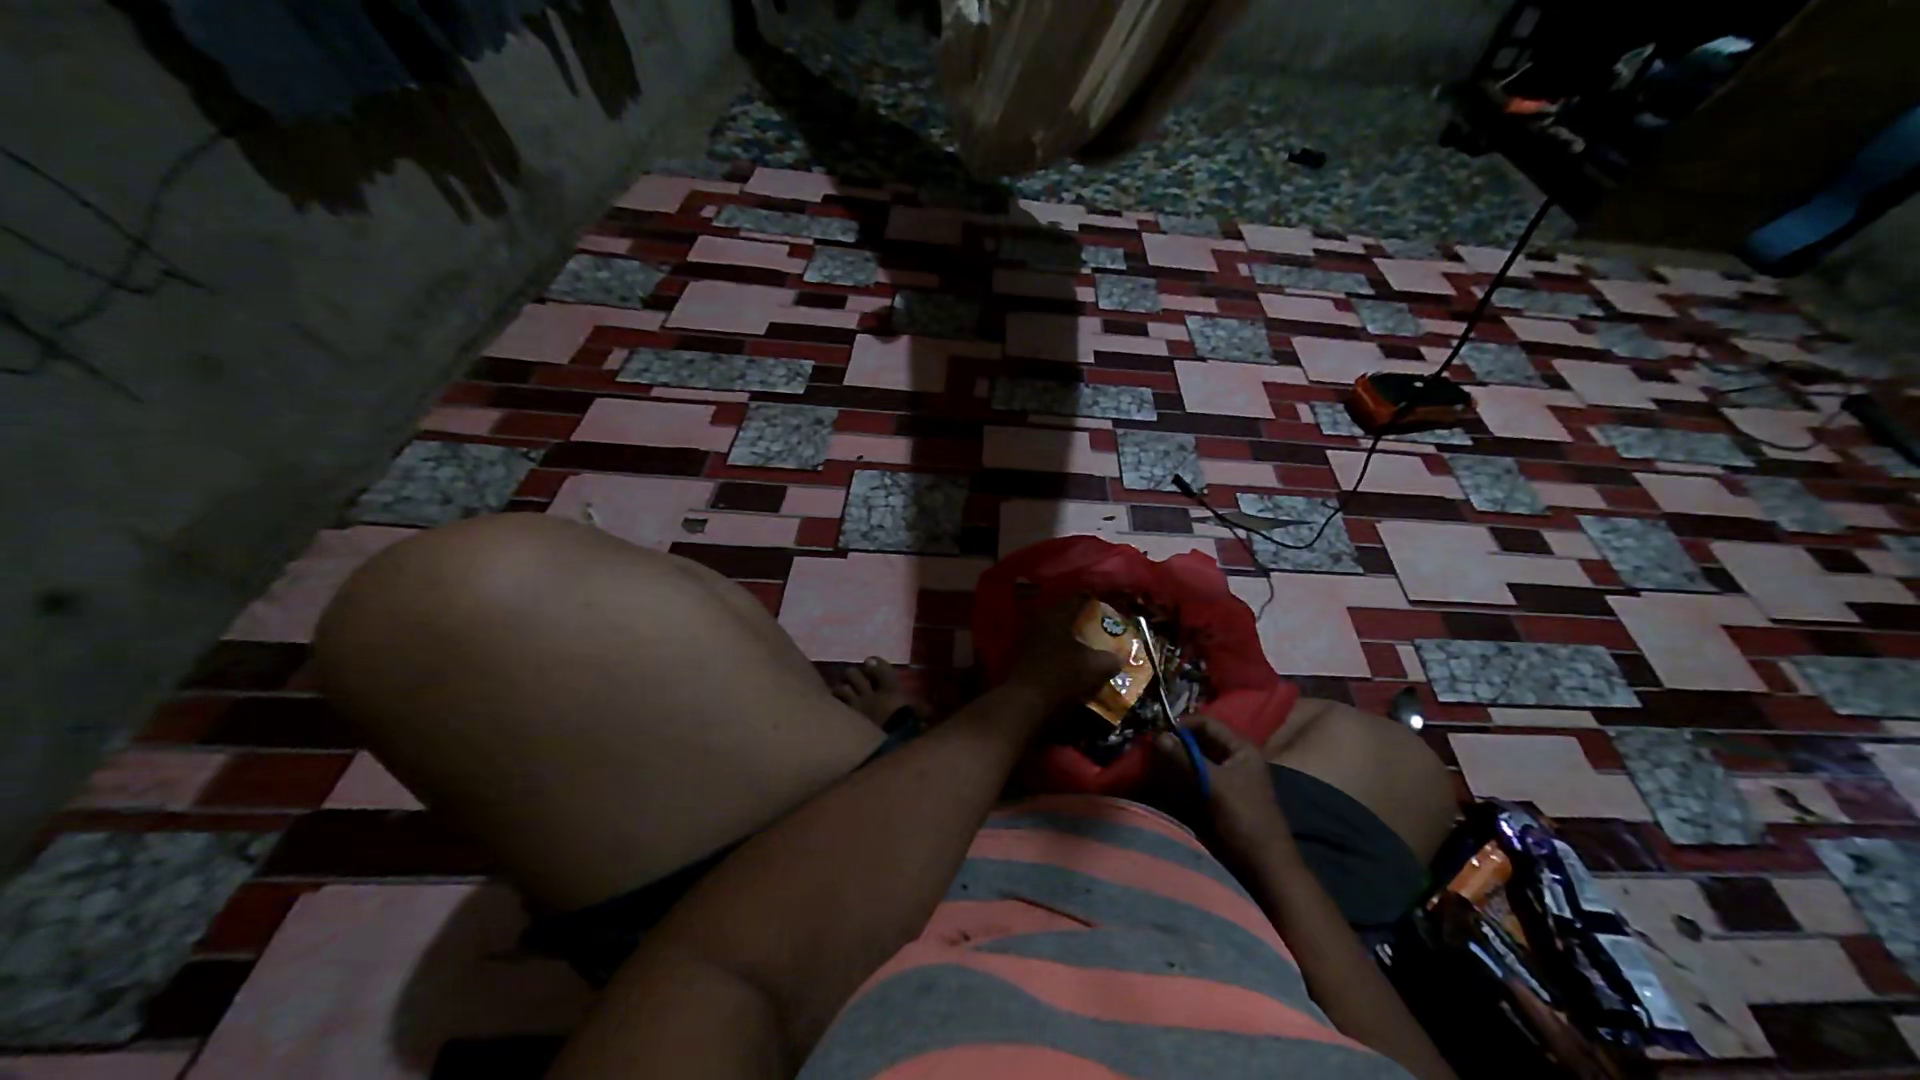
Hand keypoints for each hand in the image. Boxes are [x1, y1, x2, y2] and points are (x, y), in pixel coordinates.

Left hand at [1005, 597, 1122, 706]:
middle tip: (1095, 623)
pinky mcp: (1022, 653)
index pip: (1077, 600)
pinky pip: (1045, 644)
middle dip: (1079, 618)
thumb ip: (1110, 659)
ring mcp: (1028, 636)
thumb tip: (1119, 658)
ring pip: (1052, 629)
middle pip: (1063, 613)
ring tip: (1083, 641)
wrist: (1027, 695)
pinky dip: (1056, 648)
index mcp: (1057, 614)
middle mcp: (1041, 619)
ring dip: (1067, 634)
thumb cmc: (1062, 672)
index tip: (1103, 604)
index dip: (1091, 601)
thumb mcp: (1095, 666)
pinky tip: (1067, 657)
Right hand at [1156, 716, 1292, 869]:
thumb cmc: (1244, 819)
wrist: (1264, 865)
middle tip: (1151, 746)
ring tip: (1153, 761)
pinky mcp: (1219, 797)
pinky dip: (1181, 776)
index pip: (1208, 723)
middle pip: (1202, 741)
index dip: (1183, 724)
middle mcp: (1235, 759)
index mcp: (1242, 749)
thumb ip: (1186, 758)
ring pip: (1197, 760)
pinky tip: (1164, 779)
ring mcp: (1228, 779)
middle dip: (1177, 742)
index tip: (1157, 731)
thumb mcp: (1214, 784)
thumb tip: (1158, 735)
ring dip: (1177, 760)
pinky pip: (1196, 778)